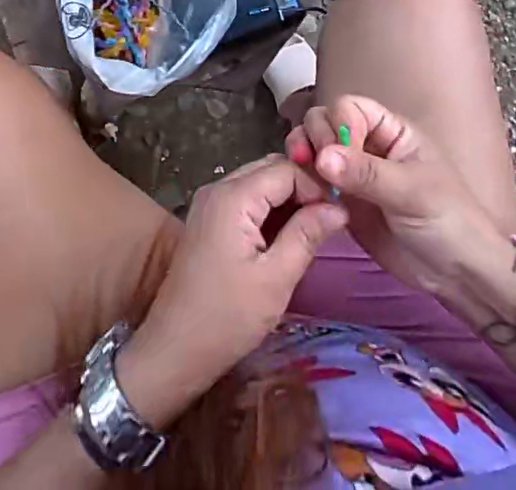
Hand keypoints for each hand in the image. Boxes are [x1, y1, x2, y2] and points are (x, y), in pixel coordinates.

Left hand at [118, 155, 346, 425]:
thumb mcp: (276, 278)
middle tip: (332, 221)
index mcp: (233, 197)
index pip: (286, 169)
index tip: (341, 215)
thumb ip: (308, 234)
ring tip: (316, 230)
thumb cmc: (227, 317)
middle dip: (304, 189)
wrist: (174, 347)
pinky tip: (289, 236)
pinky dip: (270, 211)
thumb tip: (341, 208)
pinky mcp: (209, 219)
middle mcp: (218, 188)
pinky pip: (247, 199)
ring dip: (289, 200)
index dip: (317, 187)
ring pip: (260, 183)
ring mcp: (211, 202)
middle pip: (271, 169)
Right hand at [286, 95, 515, 322]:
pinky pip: (312, 181)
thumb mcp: (412, 193)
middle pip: (324, 121)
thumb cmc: (449, 222)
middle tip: (316, 168)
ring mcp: (351, 172)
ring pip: (314, 148)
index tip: (338, 154)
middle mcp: (367, 144)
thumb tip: (322, 157)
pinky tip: (304, 196)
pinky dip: (302, 183)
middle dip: (314, 138)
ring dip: (302, 157)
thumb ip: (367, 173)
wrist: (457, 276)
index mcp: (391, 131)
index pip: (349, 108)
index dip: (338, 125)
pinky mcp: (341, 199)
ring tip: (302, 178)